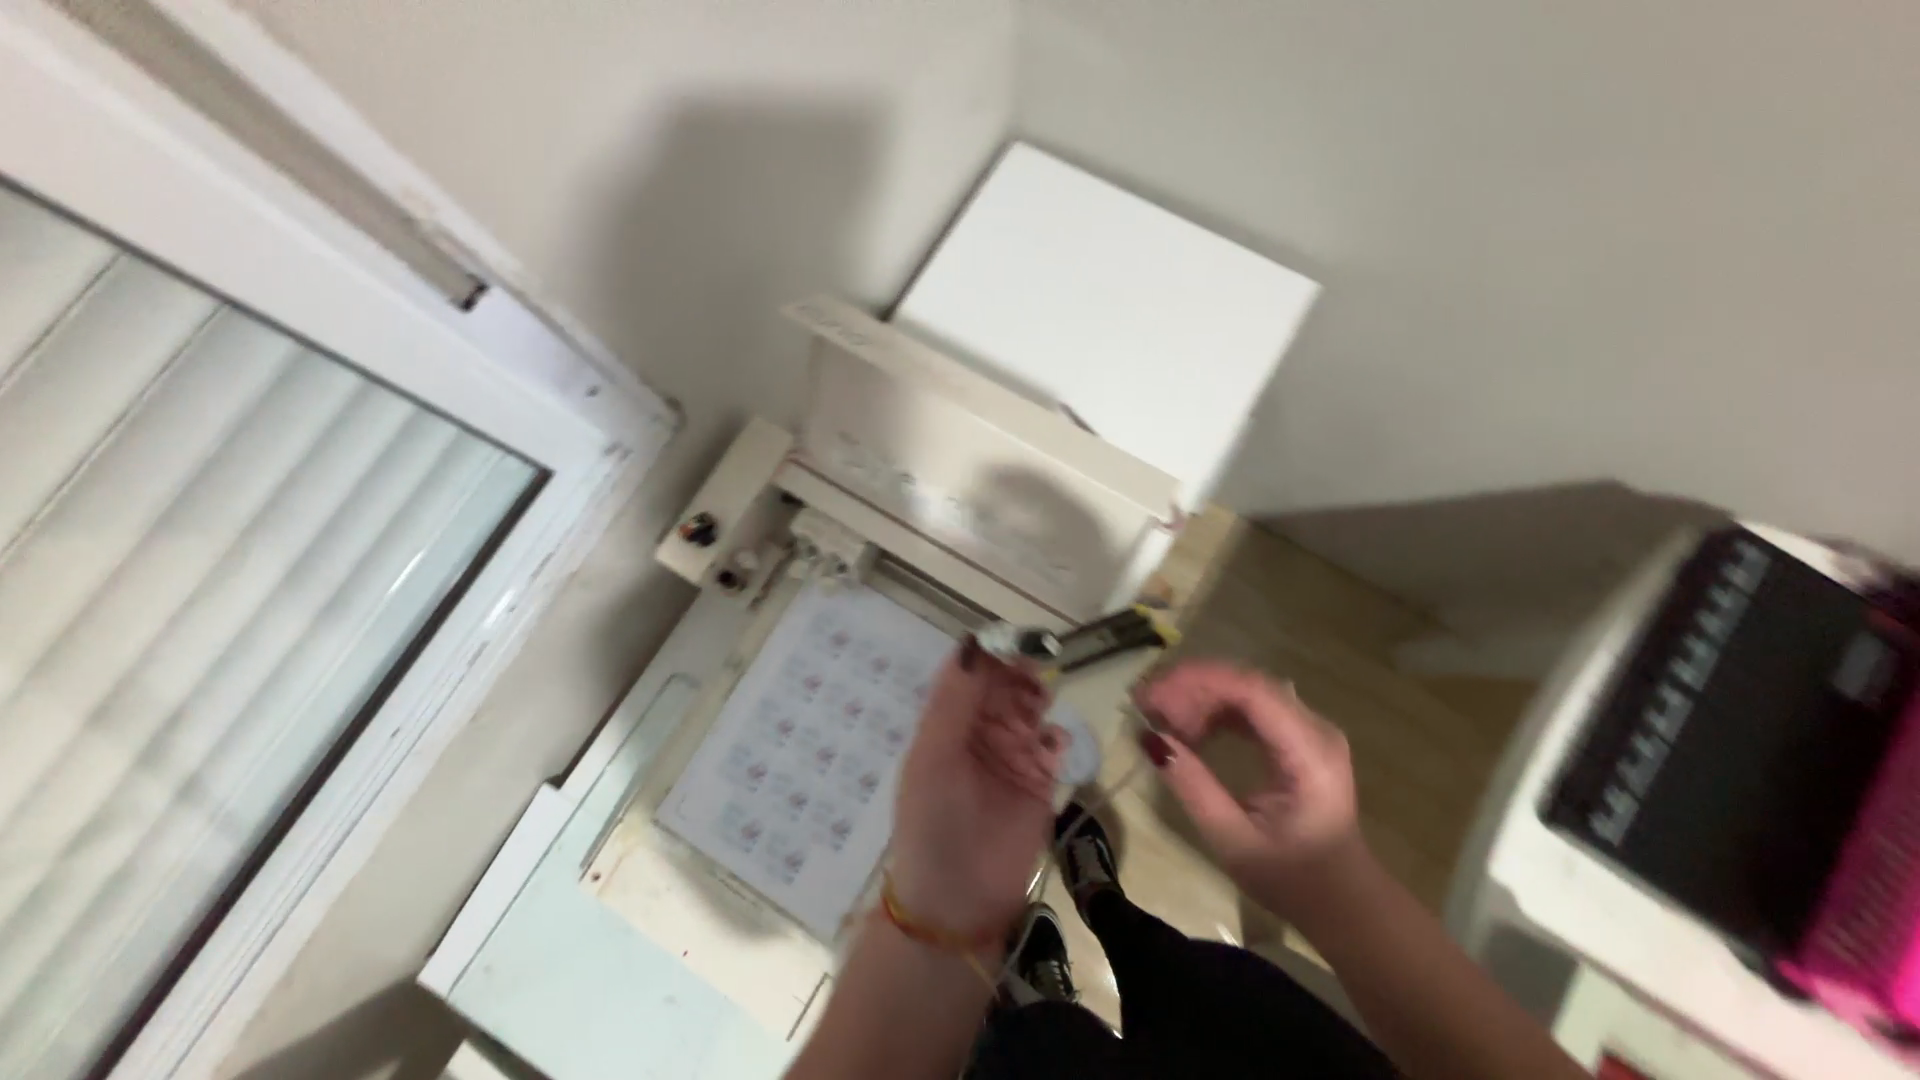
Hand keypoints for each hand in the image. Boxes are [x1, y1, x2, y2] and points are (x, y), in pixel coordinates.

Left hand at [888, 636, 1066, 940]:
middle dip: (1021, 673)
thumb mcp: (934, 756)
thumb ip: (955, 699)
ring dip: (1039, 699)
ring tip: (1040, 709)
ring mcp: (1011, 755)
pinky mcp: (1041, 783)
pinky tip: (1053, 745)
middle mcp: (978, 731)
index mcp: (945, 721)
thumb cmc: (934, 823)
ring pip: (1031, 708)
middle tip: (1036, 676)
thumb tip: (975, 641)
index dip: (993, 652)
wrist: (957, 901)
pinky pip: (1054, 744)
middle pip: (1005, 684)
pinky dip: (1057, 736)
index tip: (1019, 642)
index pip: (971, 670)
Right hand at [1135, 660, 1366, 921]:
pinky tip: (1187, 729)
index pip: (1250, 691)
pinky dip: (1215, 711)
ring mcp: (1307, 730)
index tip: (1148, 696)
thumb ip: (1193, 786)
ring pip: (1245, 690)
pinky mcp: (1296, 738)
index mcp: (1309, 752)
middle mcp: (1314, 728)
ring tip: (1158, 717)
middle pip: (1246, 683)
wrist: (1341, 900)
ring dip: (1199, 697)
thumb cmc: (1291, 878)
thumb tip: (1150, 738)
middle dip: (1190, 687)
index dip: (1195, 683)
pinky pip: (1250, 708)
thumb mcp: (1233, 839)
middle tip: (1144, 705)